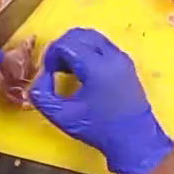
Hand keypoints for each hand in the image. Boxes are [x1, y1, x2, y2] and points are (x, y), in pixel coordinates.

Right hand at [30, 27, 173, 173]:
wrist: (134, 139)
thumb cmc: (98, 129)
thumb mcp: (61, 116)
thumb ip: (42, 95)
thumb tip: (40, 78)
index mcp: (96, 68)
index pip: (66, 43)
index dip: (51, 55)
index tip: (48, 73)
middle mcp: (111, 57)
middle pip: (79, 34)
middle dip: (61, 47)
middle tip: (55, 68)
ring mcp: (121, 58)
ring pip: (91, 37)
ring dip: (74, 48)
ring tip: (67, 70)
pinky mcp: (126, 64)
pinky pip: (102, 45)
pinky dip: (86, 52)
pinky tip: (82, 73)